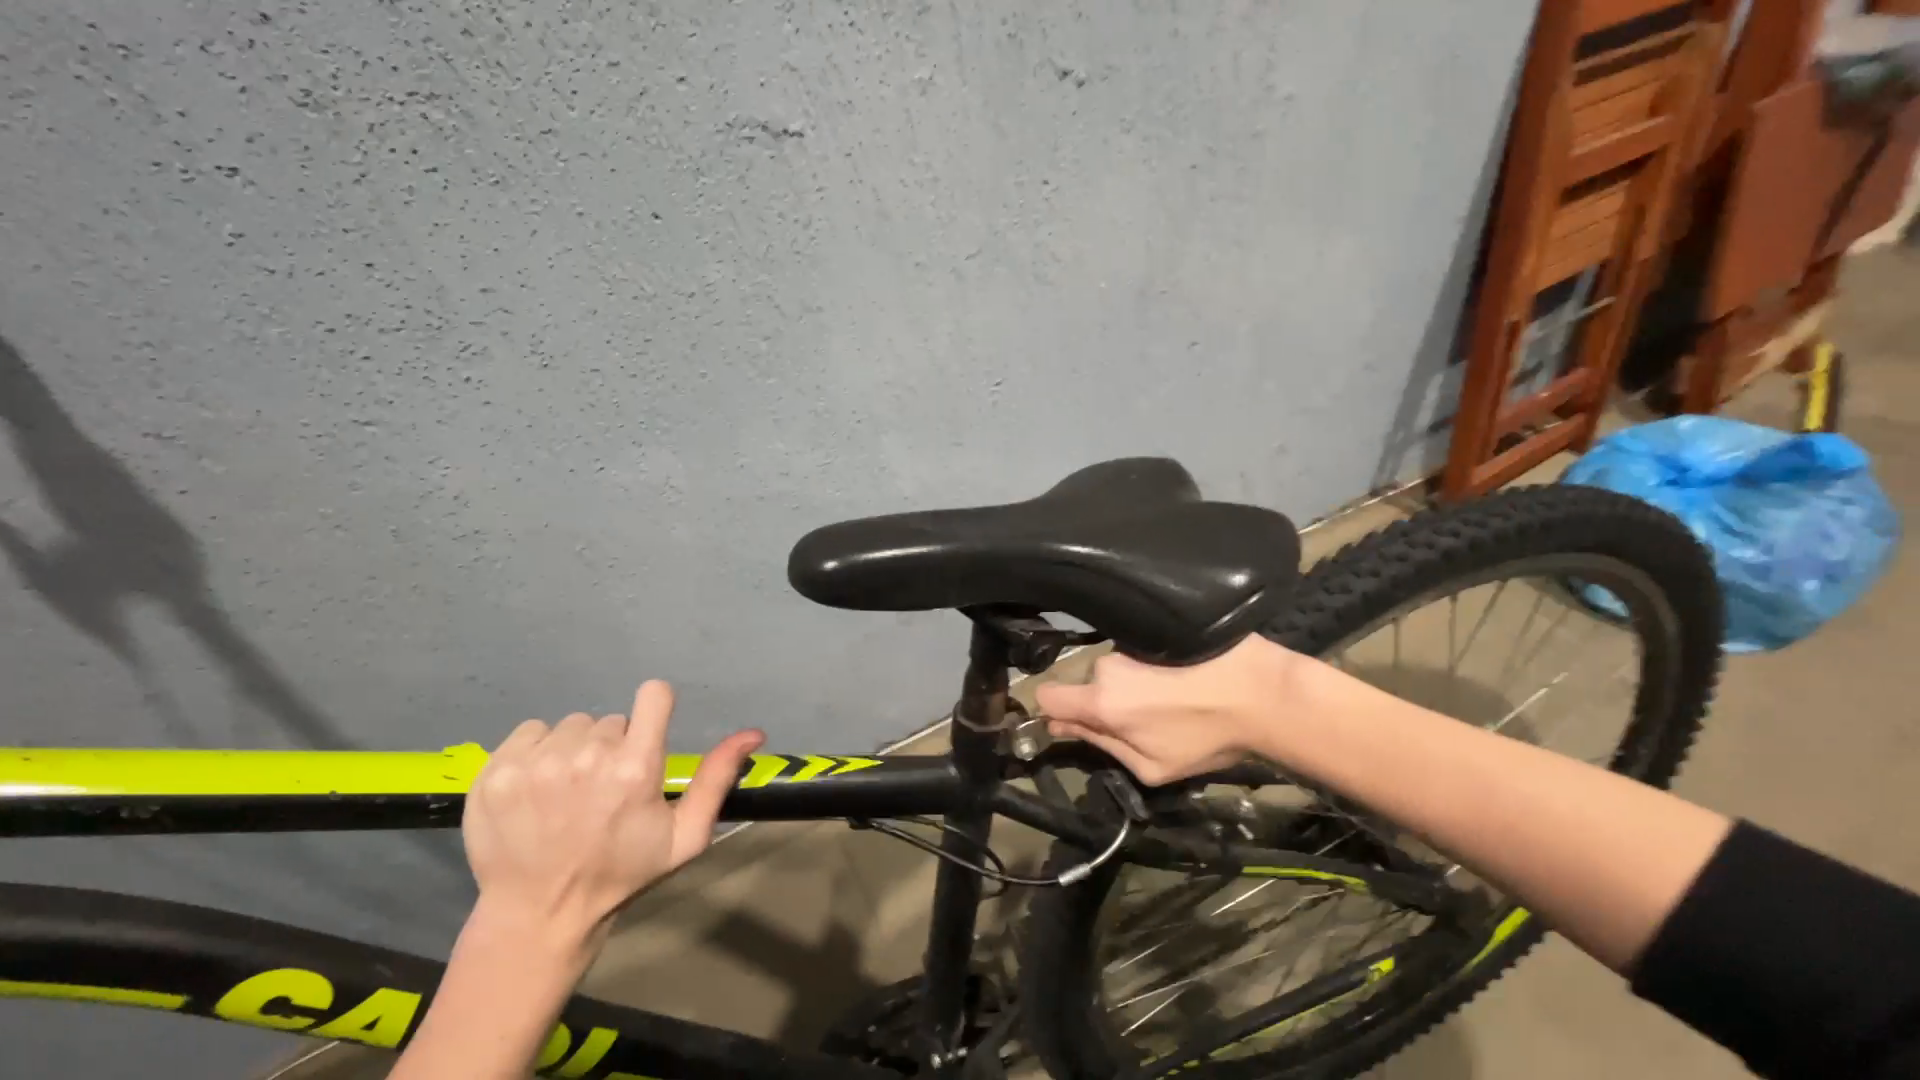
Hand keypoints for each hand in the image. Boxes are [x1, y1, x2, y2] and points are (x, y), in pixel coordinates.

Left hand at [462, 681, 763, 951]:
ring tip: (568, 795)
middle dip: (612, 748)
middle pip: (609, 721)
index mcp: (635, 768)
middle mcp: (584, 756)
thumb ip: (717, 779)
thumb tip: (754, 732)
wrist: (540, 914)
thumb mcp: (684, 837)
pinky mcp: (496, 772)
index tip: (644, 739)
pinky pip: (528, 733)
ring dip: (573, 751)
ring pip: (569, 727)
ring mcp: (535, 763)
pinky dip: (535, 755)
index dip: (653, 713)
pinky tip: (537, 792)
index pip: (653, 695)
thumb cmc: (621, 874)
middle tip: (603, 792)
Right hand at [1035, 636, 1304, 785]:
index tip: (1072, 721)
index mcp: (1102, 702)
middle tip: (1144, 719)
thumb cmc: (1207, 738)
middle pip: (1087, 684)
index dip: (1053, 711)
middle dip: (1105, 701)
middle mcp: (1107, 665)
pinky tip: (1182, 677)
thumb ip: (1104, 747)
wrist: (1263, 693)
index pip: (1045, 696)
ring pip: (1115, 669)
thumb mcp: (1154, 767)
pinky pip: (1137, 652)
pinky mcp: (1156, 628)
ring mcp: (1131, 643)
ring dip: (1132, 683)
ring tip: (1172, 696)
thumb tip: (1065, 728)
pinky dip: (1152, 666)